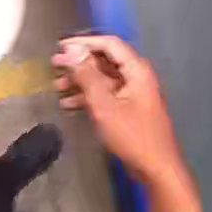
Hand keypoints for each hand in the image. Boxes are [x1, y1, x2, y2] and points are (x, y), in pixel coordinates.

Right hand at [52, 36, 186, 186]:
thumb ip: (87, 76)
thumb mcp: (104, 105)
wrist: (156, 168)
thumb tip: (72, 51)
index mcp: (136, 70)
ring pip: (104, 78)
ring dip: (81, 81)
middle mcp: (137, 77)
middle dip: (79, 62)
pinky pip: (106, 94)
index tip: (61, 47)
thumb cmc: (132, 136)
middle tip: (55, 66)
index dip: (84, 43)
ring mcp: (134, 93)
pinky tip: (69, 103)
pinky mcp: (129, 108)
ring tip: (57, 86)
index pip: (109, 44)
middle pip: (105, 60)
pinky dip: (89, 96)